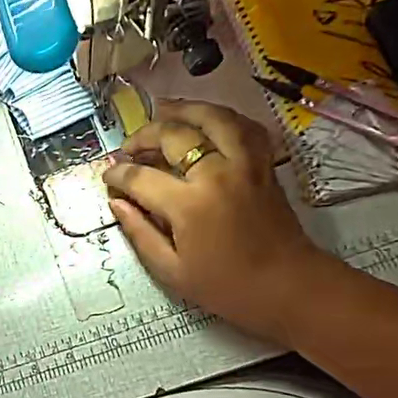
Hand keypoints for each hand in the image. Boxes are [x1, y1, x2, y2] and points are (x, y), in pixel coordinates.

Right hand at [103, 100, 335, 343]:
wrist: (289, 288)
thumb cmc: (228, 288)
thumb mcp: (173, 272)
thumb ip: (140, 233)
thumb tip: (117, 202)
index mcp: (190, 205)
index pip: (142, 176)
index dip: (118, 173)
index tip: (108, 175)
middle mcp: (217, 173)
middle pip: (175, 135)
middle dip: (144, 135)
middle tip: (129, 147)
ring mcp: (245, 164)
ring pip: (213, 117)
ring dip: (185, 109)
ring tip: (163, 111)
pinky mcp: (264, 164)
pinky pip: (245, 126)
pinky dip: (224, 118)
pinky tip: (209, 121)